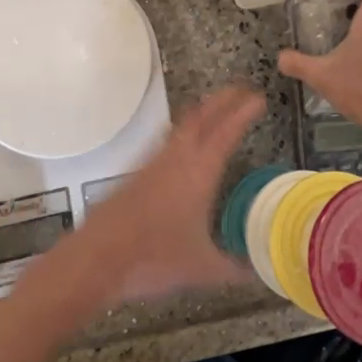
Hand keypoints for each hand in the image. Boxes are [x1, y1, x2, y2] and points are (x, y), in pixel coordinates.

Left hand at [70, 86, 262, 302]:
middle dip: (223, 100)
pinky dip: (184, 132)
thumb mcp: (202, 269)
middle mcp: (176, 159)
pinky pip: (167, 141)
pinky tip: (184, 147)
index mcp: (199, 172)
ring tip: (217, 110)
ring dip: (202, 112)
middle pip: (201, 116)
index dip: (243, 111)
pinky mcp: (137, 174)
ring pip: (182, 126)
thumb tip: (264, 270)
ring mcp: (153, 163)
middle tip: (242, 91)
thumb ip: (235, 268)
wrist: (97, 258)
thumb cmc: (153, 259)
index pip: (226, 131)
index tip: (259, 97)